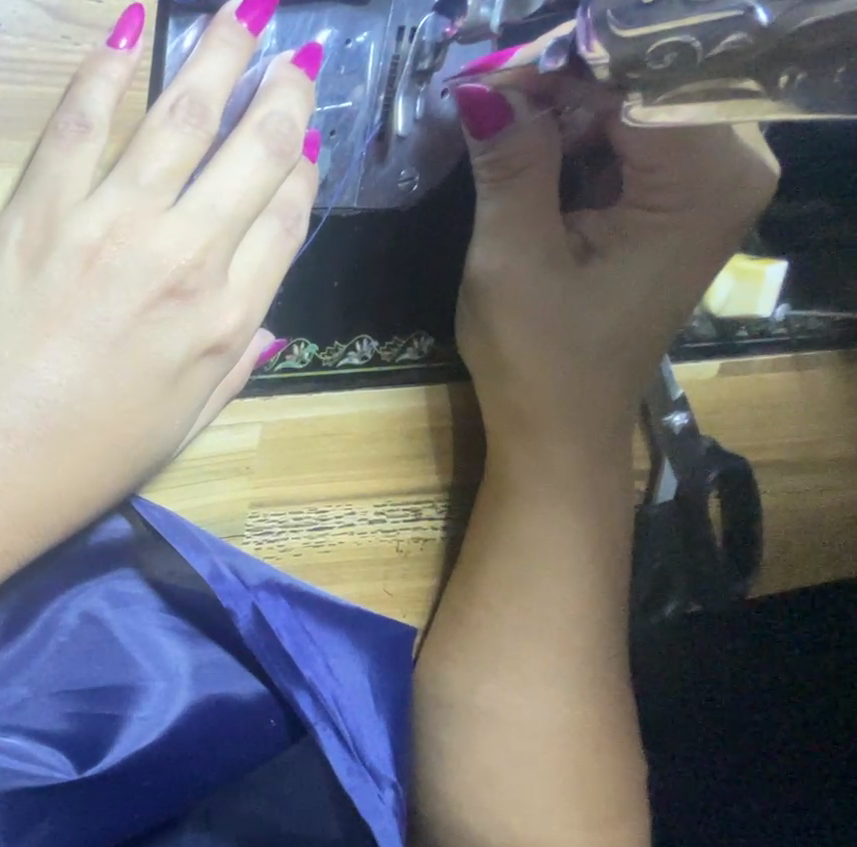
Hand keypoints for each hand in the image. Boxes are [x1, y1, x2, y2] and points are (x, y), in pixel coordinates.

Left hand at [0, 1, 319, 541]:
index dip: (300, 168)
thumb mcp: (176, 434)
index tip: (299, 140)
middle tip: (292, 48)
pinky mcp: (38, 216)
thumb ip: (229, 374)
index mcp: (224, 320)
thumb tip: (270, 327)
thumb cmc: (79, 466)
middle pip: (252, 151)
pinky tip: (129, 29)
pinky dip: (106, 70)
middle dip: (281, 90)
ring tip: (242, 12)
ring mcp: (109, 229)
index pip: (286, 218)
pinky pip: (80, 124)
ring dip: (217, 52)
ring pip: (180, 117)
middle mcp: (184, 259)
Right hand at [451, 74, 778, 466]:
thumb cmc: (537, 354)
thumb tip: (481, 88)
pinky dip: (574, 133)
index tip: (483, 71)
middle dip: (564, 76)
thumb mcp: (510, 258)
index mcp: (706, 179)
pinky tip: (525, 146)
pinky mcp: (677, 199)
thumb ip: (510, 166)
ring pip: (639, 101)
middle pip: (653, 77)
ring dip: (564, 102)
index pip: (646, 74)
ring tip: (493, 115)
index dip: (565, 60)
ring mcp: (709, 180)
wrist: (560, 421)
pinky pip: (631, 136)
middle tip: (479, 90)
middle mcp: (732, 163)